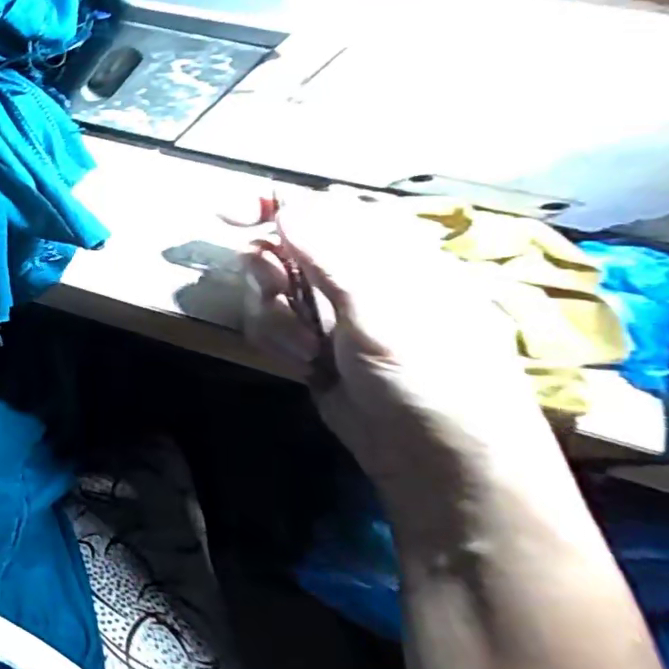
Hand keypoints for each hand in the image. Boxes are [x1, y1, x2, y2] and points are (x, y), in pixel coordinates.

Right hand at [223, 190, 562, 511]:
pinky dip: (274, 340)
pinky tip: (301, 363)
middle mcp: (355, 274)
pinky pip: (268, 323)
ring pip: (269, 286)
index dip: (275, 205)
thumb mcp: (384, 313)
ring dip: (273, 314)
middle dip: (270, 270)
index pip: (325, 207)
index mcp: (390, 251)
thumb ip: (333, 256)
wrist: (438, 463)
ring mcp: (330, 311)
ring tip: (304, 348)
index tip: (230, 216)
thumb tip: (288, 207)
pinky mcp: (309, 344)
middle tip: (279, 293)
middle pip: (283, 245)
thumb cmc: (431, 379)